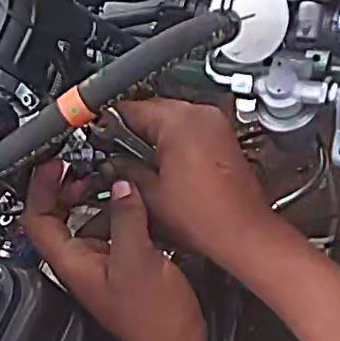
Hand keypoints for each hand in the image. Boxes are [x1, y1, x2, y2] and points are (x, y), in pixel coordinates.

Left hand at [21, 161, 206, 340]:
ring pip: (89, 222)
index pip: (37, 218)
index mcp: (74, 263)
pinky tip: (139, 205)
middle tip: (83, 167)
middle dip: (67, 188)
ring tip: (115, 180)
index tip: (53, 164)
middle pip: (59, 216)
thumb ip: (127, 218)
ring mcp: (104, 266)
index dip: (40, 186)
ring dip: (98, 198)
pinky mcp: (126, 267)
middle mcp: (83, 264)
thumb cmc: (154, 324)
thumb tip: (122, 188)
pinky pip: (114, 232)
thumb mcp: (138, 260)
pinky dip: (121, 213)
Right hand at [112, 98, 291, 268]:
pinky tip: (165, 166)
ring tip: (139, 162)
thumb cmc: (207, 218)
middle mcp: (201, 115)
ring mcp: (216, 125)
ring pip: (173, 119)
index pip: (130, 108)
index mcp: (179, 121)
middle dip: (131, 130)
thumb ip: (126, 171)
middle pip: (153, 109)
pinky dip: (175, 142)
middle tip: (114, 152)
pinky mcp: (223, 139)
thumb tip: (113, 163)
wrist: (243, 233)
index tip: (97, 134)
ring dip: (153, 136)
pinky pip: (191, 131)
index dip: (107, 123)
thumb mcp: (151, 196)